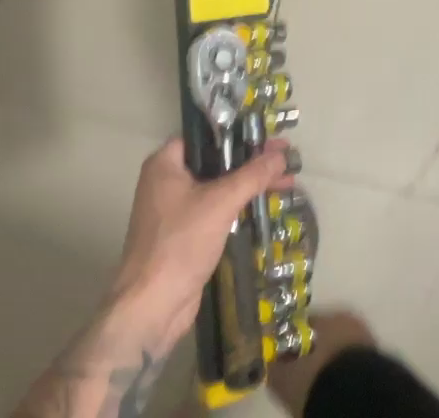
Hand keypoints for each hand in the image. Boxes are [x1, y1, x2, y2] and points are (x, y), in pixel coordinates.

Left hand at [103, 137, 292, 348]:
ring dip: (248, 185)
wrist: (152, 304)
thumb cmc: (181, 243)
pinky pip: (215, 211)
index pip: (204, 136)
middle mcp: (166, 181)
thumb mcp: (220, 203)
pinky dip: (237, 207)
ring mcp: (174, 210)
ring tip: (286, 181)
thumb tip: (281, 154)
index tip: (268, 137)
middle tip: (285, 159)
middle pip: (214, 161)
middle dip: (250, 161)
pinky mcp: (184, 235)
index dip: (237, 134)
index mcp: (165, 164)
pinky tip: (264, 207)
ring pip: (217, 188)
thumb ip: (252, 176)